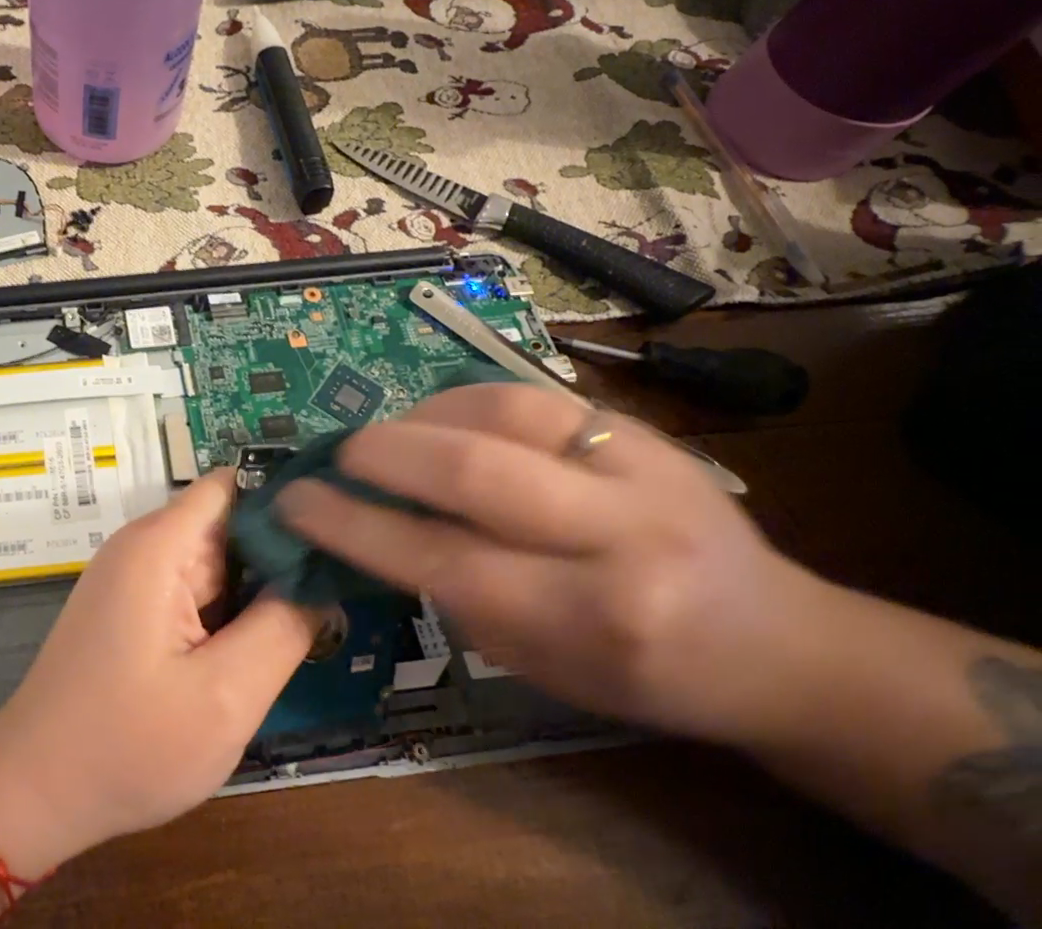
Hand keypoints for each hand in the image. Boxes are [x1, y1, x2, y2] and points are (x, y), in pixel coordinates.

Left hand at [0, 470, 324, 875]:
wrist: (36, 792)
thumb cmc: (127, 747)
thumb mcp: (226, 695)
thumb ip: (284, 626)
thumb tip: (325, 575)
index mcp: (159, 546)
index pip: (237, 484)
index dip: (293, 499)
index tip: (351, 530)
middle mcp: (143, 548)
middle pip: (231, 522)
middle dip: (285, 553)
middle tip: (348, 591)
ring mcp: (135, 580)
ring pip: (220, 562)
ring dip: (261, 590)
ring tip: (321, 621)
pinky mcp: (133, 612)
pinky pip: (197, 593)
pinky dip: (232, 613)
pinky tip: (265, 647)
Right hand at [276, 383, 824, 749]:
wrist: (775, 643)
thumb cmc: (639, 676)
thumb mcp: (538, 665)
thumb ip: (457, 597)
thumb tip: (372, 526)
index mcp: (589, 619)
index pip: (442, 558)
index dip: (353, 525)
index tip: (296, 502)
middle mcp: (621, 537)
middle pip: (473, 470)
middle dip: (382, 455)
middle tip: (336, 458)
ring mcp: (643, 470)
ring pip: (505, 413)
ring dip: (421, 418)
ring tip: (384, 438)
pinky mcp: (647, 431)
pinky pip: (535, 395)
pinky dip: (467, 400)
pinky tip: (436, 416)